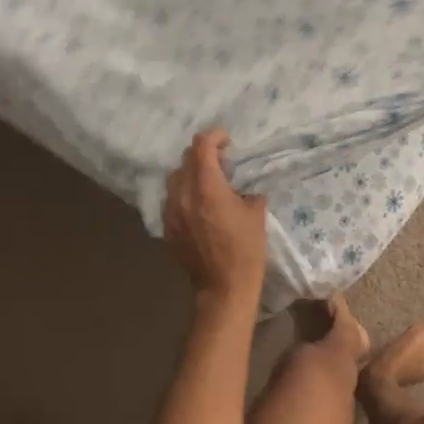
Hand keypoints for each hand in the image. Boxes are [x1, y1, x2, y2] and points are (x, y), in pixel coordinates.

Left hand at [163, 127, 268, 303]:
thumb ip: (246, 189)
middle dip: (204, 153)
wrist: (223, 287)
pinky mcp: (167, 226)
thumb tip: (241, 182)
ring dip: (191, 173)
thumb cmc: (246, 249)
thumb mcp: (256, 213)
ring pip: (175, 178)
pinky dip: (184, 193)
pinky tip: (198, 205)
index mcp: (207, 187)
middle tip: (221, 161)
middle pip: (186, 158)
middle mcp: (183, 194)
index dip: (215, 136)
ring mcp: (171, 211)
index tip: (227, 141)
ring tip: (208, 182)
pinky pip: (171, 199)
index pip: (202, 145)